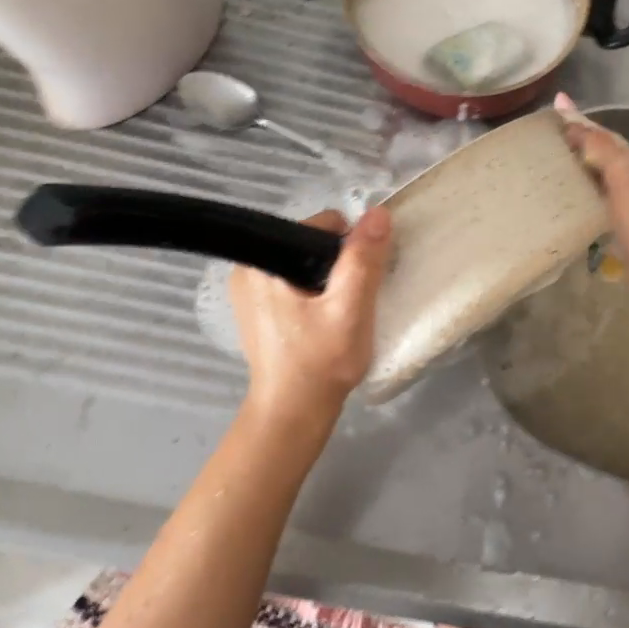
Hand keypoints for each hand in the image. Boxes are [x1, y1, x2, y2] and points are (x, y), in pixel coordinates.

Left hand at [228, 206, 392, 413]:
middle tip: (349, 302)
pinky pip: (297, 282)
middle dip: (340, 265)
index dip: (350, 247)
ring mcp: (251, 289)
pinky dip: (317, 294)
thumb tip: (378, 213)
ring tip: (340, 312)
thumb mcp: (350, 309)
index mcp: (263, 261)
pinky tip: (326, 320)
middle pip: (313, 242)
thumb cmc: (320, 362)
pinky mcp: (259, 308)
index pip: (320, 225)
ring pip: (308, 262)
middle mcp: (250, 268)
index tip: (358, 282)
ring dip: (331, 280)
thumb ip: (363, 260)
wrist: (294, 414)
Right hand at [555, 94, 628, 299]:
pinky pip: (596, 205)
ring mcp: (628, 206)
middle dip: (575, 145)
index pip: (602, 135)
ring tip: (546, 168)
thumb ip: (601, 148)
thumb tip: (572, 119)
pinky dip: (581, 198)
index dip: (579, 123)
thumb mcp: (624, 178)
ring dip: (576, 171)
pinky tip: (565, 204)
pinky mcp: (621, 231)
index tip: (551, 112)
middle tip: (541, 141)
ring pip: (597, 180)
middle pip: (600, 156)